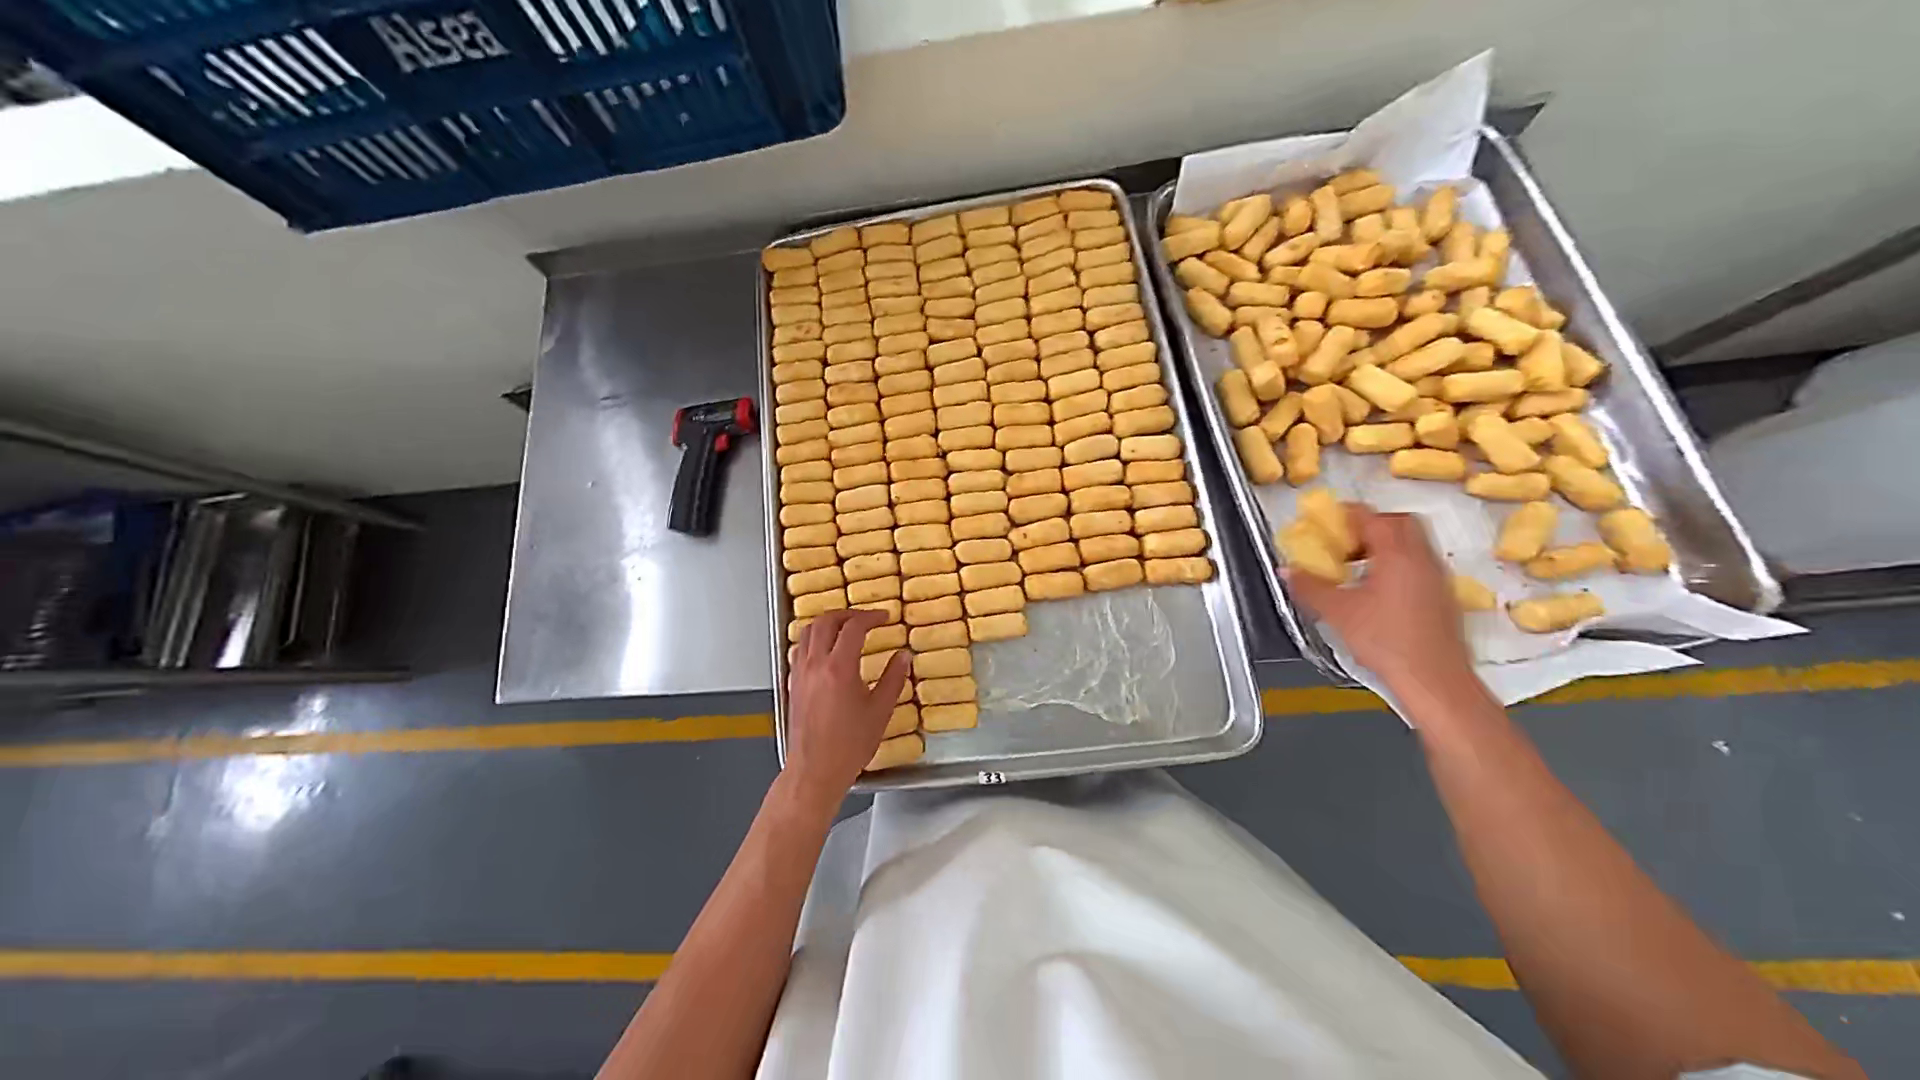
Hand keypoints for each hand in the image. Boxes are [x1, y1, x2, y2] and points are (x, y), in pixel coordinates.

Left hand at [784, 610, 910, 804]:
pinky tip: (824, 651)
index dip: (871, 617)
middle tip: (865, 618)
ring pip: (808, 632)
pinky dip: (813, 641)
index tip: (884, 618)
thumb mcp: (880, 711)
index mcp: (839, 668)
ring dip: (827, 623)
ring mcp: (800, 674)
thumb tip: (903, 657)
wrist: (816, 770)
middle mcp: (815, 665)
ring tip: (844, 628)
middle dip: (847, 614)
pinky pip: (799, 650)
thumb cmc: (849, 745)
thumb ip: (893, 679)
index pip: (854, 627)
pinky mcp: (792, 685)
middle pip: (826, 621)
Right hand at [1285, 505, 1475, 696]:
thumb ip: (1308, 586)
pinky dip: (1396, 565)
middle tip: (1343, 540)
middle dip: (1367, 525)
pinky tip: (1374, 590)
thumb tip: (1288, 572)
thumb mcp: (1336, 613)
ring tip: (1354, 566)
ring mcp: (1437, 578)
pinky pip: (1419, 565)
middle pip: (1398, 522)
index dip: (1344, 515)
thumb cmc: (1390, 644)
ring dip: (1382, 545)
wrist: (1433, 680)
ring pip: (1412, 543)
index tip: (1325, 522)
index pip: (1370, 516)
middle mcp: (1422, 560)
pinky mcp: (1442, 597)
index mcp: (1397, 555)